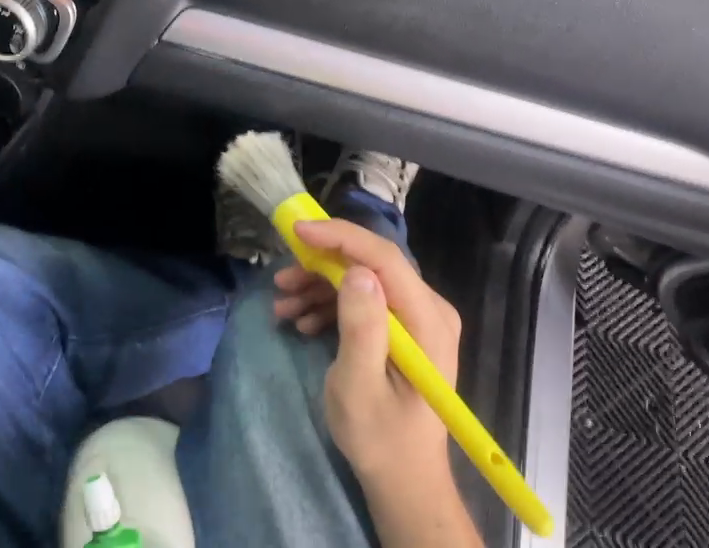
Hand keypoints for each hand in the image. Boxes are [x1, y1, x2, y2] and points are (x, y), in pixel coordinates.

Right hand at [275, 220, 480, 547]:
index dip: (340, 236)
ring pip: (361, 279)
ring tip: (282, 307)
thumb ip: (361, 328)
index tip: (297, 231)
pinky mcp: (402, 328)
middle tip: (280, 281)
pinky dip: (329, 304)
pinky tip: (302, 323)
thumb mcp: (359, 386)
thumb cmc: (379, 437)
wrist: (402, 477)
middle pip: (369, 264)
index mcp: (427, 320)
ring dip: (319, 287)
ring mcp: (416, 318)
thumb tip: (357, 272)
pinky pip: (363, 299)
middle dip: (320, 265)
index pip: (383, 258)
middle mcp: (428, 309)